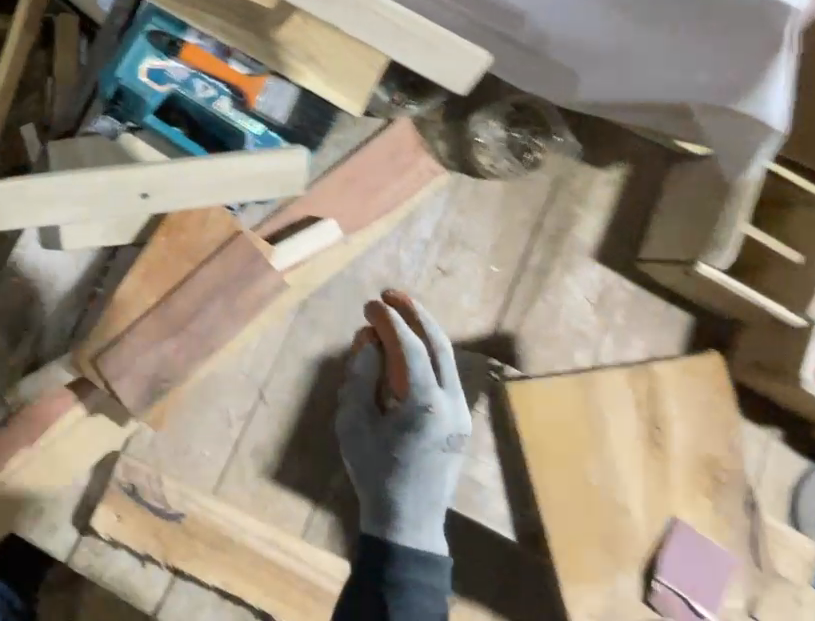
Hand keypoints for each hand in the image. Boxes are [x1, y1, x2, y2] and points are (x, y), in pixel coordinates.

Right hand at [334, 290, 470, 556]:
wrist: (407, 520)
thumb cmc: (374, 471)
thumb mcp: (353, 421)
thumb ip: (361, 376)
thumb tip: (369, 342)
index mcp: (424, 405)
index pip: (410, 348)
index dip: (389, 321)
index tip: (370, 303)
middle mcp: (451, 404)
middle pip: (439, 345)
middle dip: (415, 314)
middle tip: (391, 293)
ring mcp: (461, 414)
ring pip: (447, 359)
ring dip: (422, 332)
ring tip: (397, 313)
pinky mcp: (459, 422)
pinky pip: (445, 376)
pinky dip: (426, 354)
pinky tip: (406, 347)